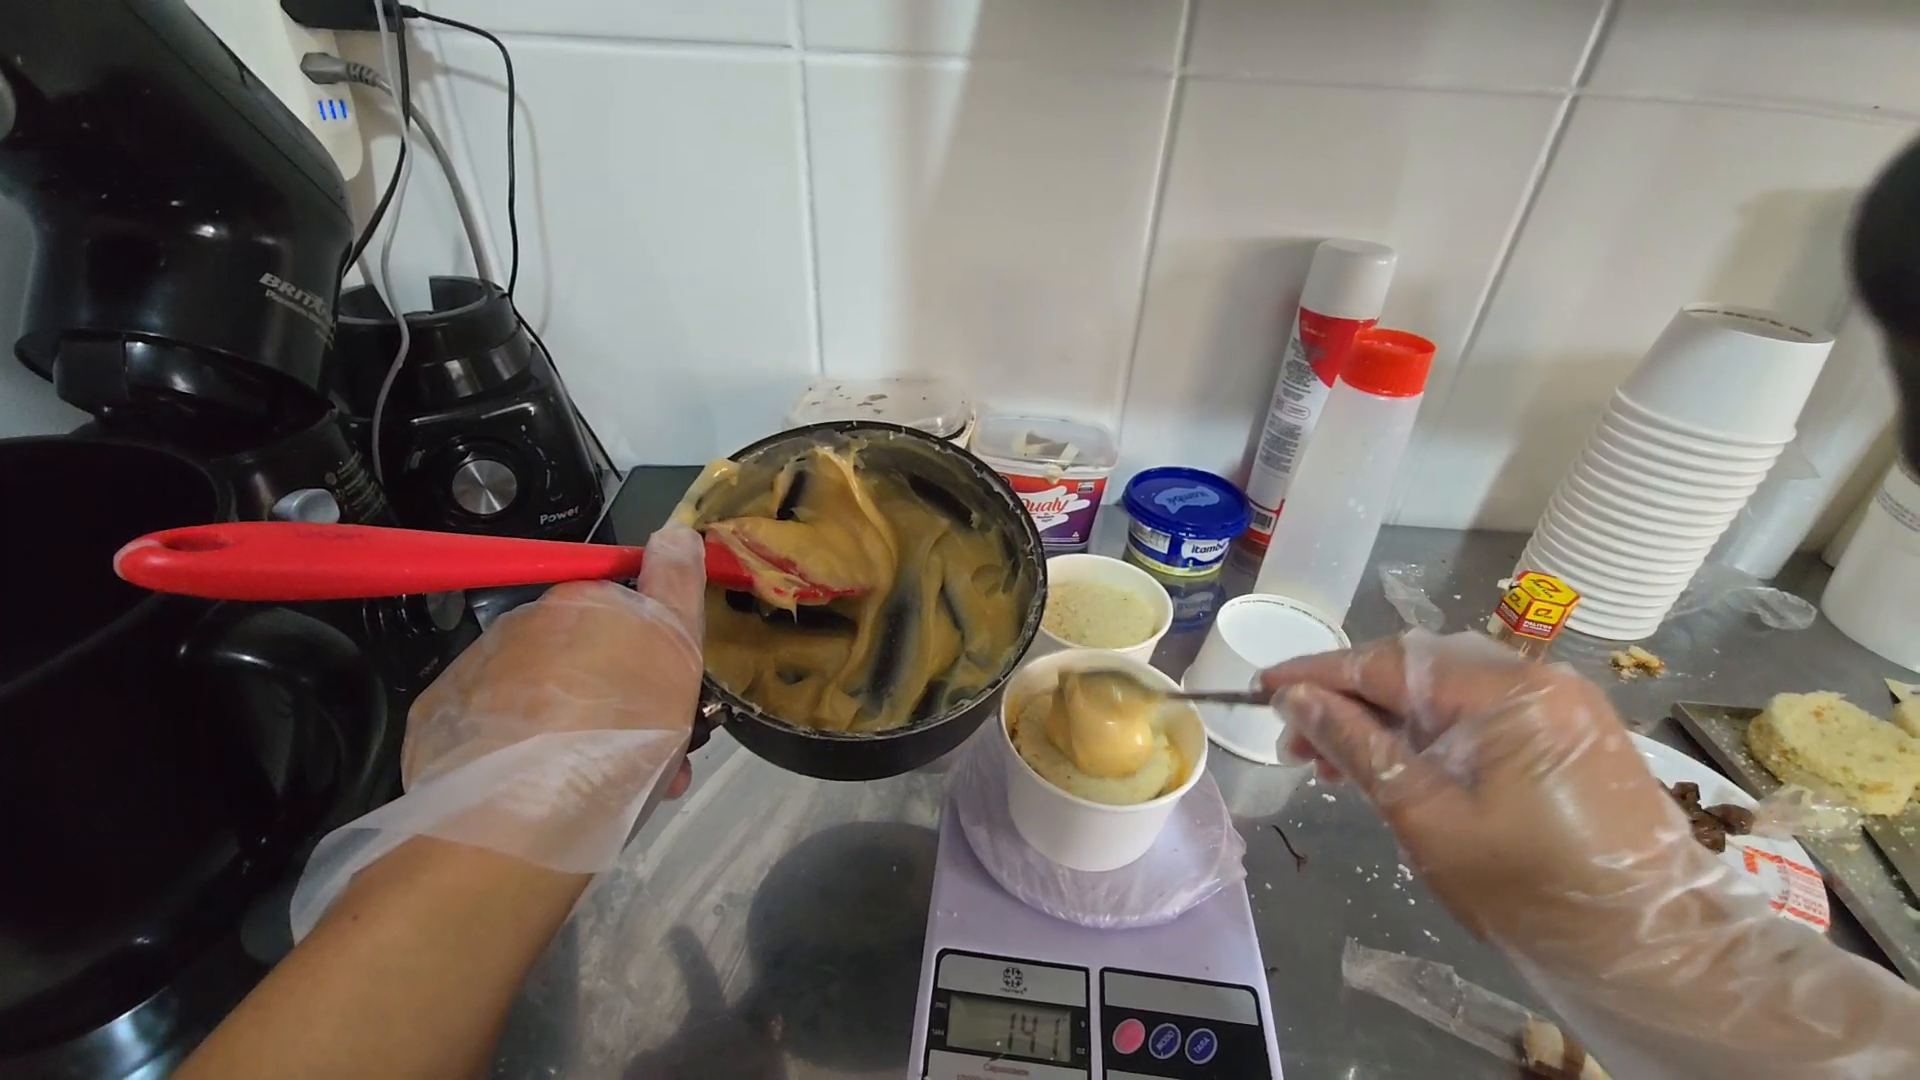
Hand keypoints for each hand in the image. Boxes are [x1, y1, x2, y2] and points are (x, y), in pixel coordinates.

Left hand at [404, 523, 705, 790]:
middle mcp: (527, 622)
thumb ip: (676, 584)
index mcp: (585, 601)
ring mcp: (478, 670)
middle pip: (589, 653)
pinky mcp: (440, 721)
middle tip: (649, 754)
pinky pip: (496, 726)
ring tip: (599, 786)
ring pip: (547, 693)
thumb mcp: (677, 651)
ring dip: (580, 727)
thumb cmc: (624, 732)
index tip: (676, 698)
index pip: (631, 608)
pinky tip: (542, 789)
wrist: (522, 825)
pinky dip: (522, 749)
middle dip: (622, 695)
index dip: (659, 653)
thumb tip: (673, 531)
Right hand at [1259, 630, 1702, 957]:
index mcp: (1506, 692)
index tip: (1263, 685)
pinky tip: (1396, 763)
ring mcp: (1557, 702)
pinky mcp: (1566, 730)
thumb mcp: (1423, 816)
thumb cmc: (1529, 890)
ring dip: (1382, 719)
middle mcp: (1536, 679)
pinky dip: (1425, 731)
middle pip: (1413, 670)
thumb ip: (1354, 744)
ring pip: (1440, 691)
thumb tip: (1293, 697)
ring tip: (1337, 763)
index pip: (1387, 664)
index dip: (1317, 673)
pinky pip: (1474, 711)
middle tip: (1297, 743)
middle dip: (1346, 701)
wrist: (1660, 956)